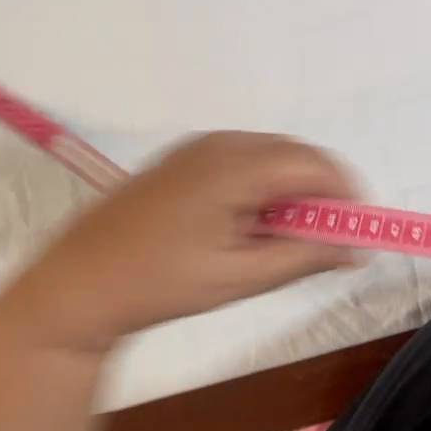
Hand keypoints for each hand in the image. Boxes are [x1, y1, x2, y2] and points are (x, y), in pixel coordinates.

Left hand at [0, 132, 360, 353]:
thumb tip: (358, 250)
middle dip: (322, 192)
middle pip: (298, 155)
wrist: (71, 287)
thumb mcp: (240, 278)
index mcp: (237, 167)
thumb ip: (305, 256)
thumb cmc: (159, 285)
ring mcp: (200, 147)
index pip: (316, 165)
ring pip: (274, 155)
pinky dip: (266, 183)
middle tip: (326, 238)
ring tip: (287, 235)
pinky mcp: (185, 158)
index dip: (346, 195)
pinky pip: (246, 158)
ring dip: (294, 188)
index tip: (357, 232)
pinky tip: (252, 222)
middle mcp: (223, 143)